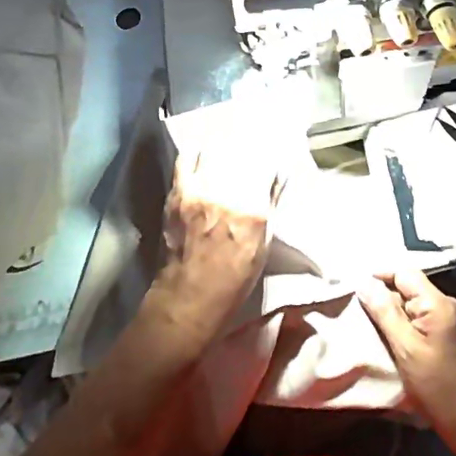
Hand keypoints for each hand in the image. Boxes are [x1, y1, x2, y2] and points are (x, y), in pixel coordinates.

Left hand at [146, 151, 278, 345]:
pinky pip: (186, 164)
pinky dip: (193, 158)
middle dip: (245, 158)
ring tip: (223, 156)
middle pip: (240, 160)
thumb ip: (269, 211)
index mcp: (254, 214)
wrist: (187, 299)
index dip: (269, 167)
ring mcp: (200, 193)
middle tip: (247, 157)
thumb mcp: (262, 250)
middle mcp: (228, 198)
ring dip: (220, 157)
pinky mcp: (179, 194)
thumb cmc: (232, 283)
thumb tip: (276, 181)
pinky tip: (198, 158)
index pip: (267, 171)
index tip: (270, 166)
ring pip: (214, 157)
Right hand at [357, 268, 455, 449]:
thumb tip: (363, 282)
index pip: (403, 273)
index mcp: (438, 303)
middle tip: (360, 308)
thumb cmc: (435, 385)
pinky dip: (403, 320)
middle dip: (384, 295)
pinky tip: (389, 333)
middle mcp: (446, 303)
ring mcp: (448, 317)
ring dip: (392, 309)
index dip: (379, 276)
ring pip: (412, 300)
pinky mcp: (446, 330)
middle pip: (408, 285)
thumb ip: (384, 311)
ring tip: (371, 321)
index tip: (356, 289)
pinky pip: (419, 314)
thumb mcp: (404, 348)